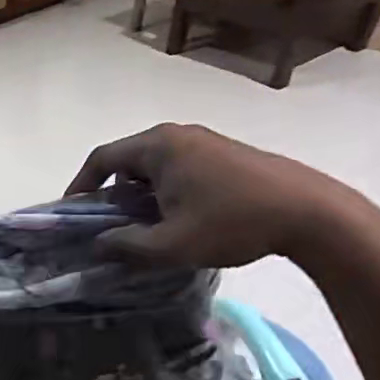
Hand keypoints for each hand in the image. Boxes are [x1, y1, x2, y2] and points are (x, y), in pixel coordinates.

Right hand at [66, 123, 358, 267]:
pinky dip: (166, 193)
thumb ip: (128, 245)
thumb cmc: (232, 223)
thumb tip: (99, 244)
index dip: (81, 186)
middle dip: (113, 196)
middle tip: (109, 230)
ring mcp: (204, 141)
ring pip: (155, 167)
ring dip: (141, 198)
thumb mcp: (172, 244)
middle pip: (128, 161)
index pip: (102, 158)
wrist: (308, 212)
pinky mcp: (224, 154)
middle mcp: (177, 134)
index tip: (71, 215)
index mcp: (158, 146)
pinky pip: (179, 169)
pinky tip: (178, 221)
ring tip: (144, 231)